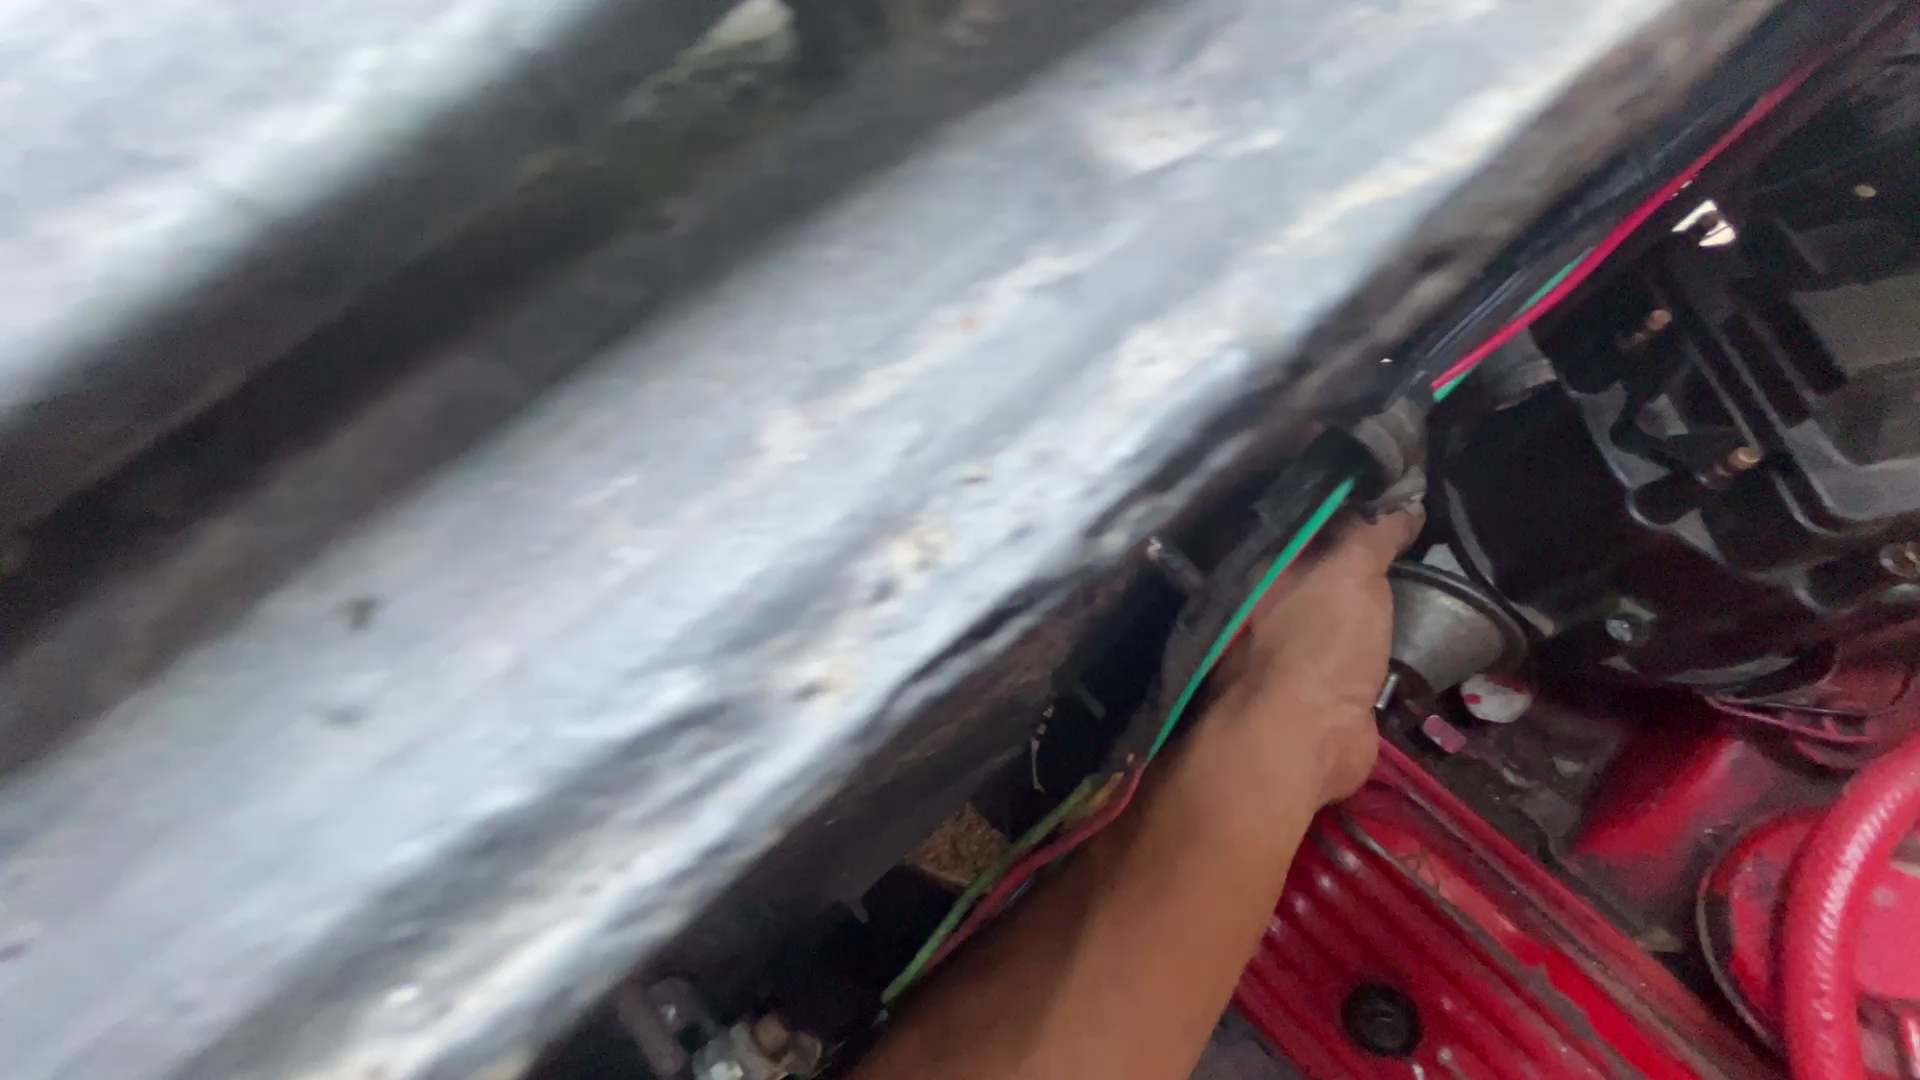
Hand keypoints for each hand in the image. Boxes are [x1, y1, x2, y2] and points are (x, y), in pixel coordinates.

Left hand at [1206, 508, 1421, 805]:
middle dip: (1371, 555)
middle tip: (1426, 533)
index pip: (1309, 528)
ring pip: (1346, 609)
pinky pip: (1362, 647)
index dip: (1351, 510)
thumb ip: (1374, 537)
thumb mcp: (1350, 573)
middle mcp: (1274, 605)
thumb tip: (1405, 505)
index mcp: (1266, 573)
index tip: (1398, 495)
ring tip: (1434, 570)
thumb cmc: (1319, 643)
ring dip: (1381, 597)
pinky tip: (1422, 620)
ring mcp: (1300, 646)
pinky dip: (1386, 636)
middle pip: (1329, 569)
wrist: (1307, 734)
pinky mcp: (1328, 682)